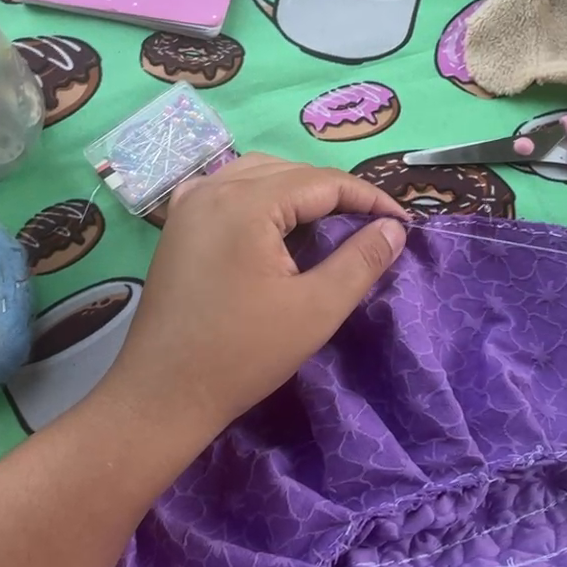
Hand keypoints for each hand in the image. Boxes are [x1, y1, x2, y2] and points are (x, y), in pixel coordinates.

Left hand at [102, 154, 406, 432]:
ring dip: (300, 190)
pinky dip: (262, 194)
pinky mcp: (178, 226)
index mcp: (245, 204)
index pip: (323, 181)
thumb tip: (394, 228)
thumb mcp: (316, 310)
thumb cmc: (242, 355)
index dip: (369, 197)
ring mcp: (189, 204)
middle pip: (291, 171)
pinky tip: (274, 221)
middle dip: (336, 192)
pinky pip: (228, 189)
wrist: (162, 394)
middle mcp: (213, 189)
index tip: (403, 222)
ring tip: (332, 222)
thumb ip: (361, 261)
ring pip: (259, 173)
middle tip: (371, 225)